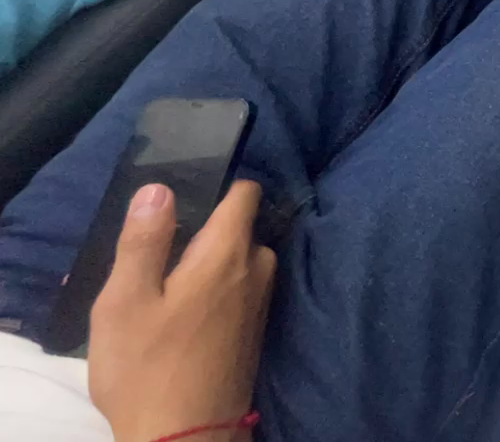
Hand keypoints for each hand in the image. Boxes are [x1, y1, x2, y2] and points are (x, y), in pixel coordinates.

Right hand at [89, 182, 276, 441]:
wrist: (189, 424)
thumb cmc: (150, 363)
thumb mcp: (127, 301)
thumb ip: (146, 242)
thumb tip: (159, 189)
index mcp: (233, 249)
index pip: (245, 193)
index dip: (216, 187)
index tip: (183, 198)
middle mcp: (261, 260)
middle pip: (236, 225)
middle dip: (198, 233)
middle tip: (150, 261)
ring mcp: (265, 288)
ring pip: (235, 256)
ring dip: (201, 264)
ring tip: (157, 291)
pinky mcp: (259, 312)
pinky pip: (237, 280)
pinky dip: (212, 285)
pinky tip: (180, 312)